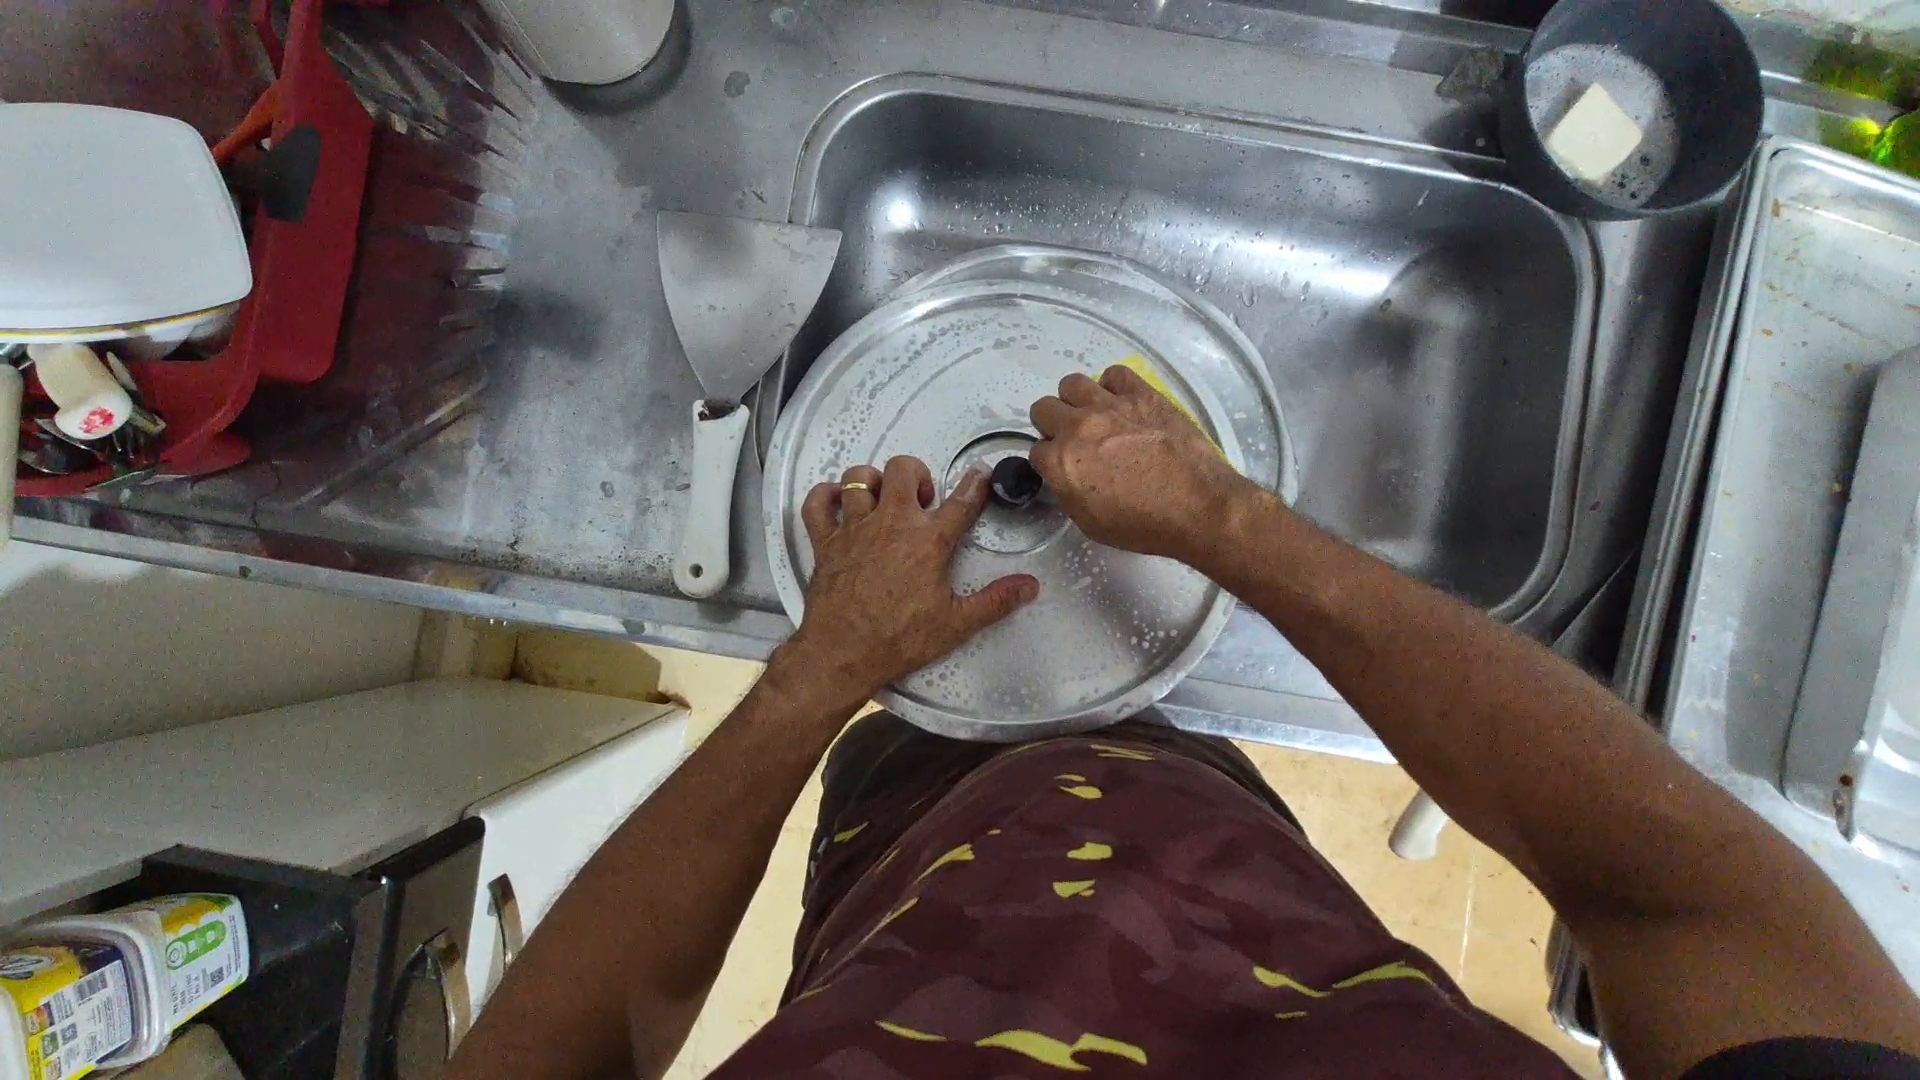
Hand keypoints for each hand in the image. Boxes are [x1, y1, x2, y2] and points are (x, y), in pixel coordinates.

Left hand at [785, 456, 1039, 702]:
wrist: (843, 654)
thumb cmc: (901, 639)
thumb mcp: (956, 624)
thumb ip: (996, 601)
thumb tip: (1030, 585)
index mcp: (928, 541)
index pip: (961, 502)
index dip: (976, 483)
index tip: (981, 473)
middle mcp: (891, 523)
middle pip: (903, 469)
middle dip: (917, 475)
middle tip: (921, 502)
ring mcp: (854, 528)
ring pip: (858, 478)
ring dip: (872, 482)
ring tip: (881, 501)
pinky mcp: (825, 541)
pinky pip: (817, 503)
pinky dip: (825, 496)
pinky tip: (838, 505)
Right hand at [1030, 365, 1262, 562]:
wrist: (1197, 506)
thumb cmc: (1143, 525)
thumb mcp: (1089, 523)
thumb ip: (1068, 493)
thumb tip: (1065, 477)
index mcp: (1061, 463)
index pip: (1036, 451)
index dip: (1049, 462)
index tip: (1064, 469)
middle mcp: (1077, 427)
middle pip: (1044, 409)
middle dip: (1053, 426)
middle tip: (1075, 441)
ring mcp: (1110, 406)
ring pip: (1072, 384)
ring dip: (1077, 401)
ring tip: (1095, 417)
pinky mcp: (1141, 394)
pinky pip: (1114, 374)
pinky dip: (1113, 387)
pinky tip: (1123, 405)